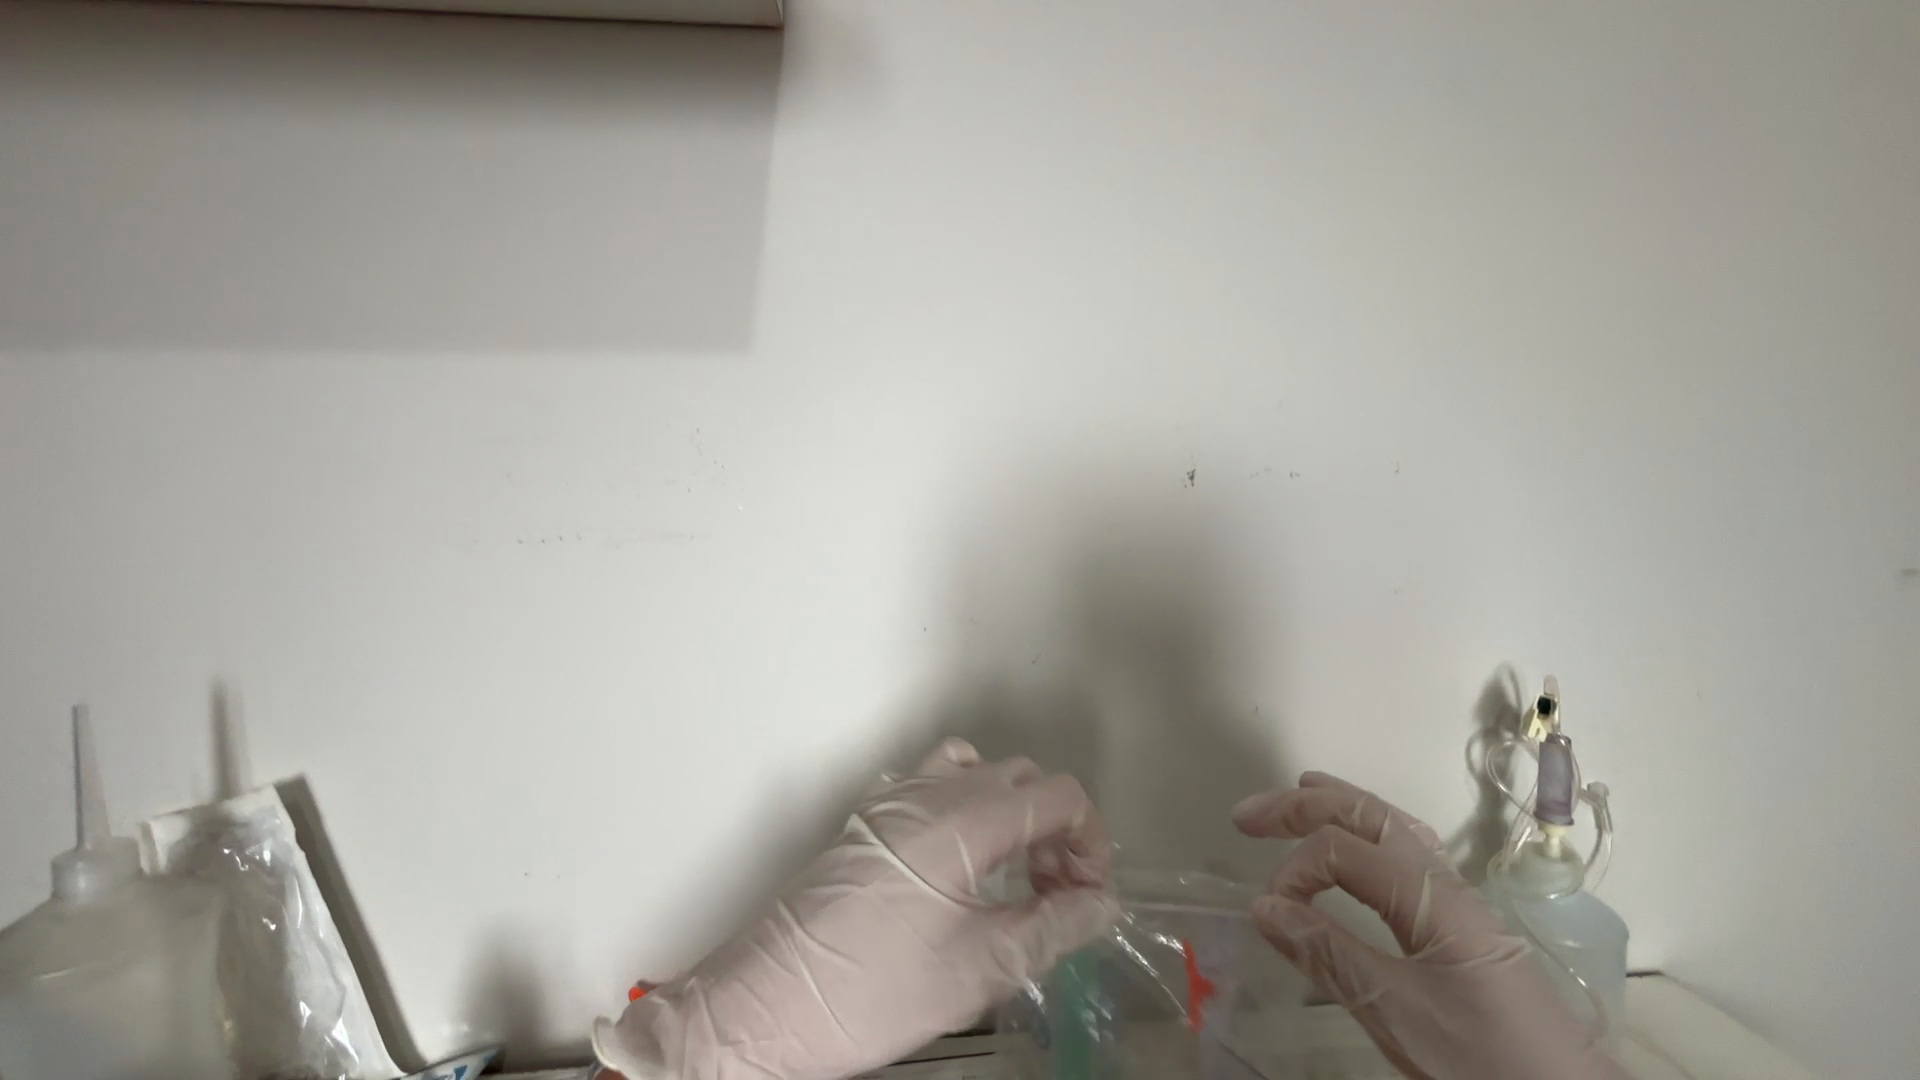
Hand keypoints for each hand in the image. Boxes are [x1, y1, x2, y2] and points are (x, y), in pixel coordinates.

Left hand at [594, 738, 1118, 1079]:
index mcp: (967, 819)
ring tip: (1011, 872)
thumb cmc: (876, 990)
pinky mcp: (870, 815)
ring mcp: (895, 795)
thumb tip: (1100, 904)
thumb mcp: (980, 970)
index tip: (1087, 895)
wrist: (769, 1002)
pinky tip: (958, 860)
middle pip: (1024, 778)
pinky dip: (965, 803)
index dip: (1090, 840)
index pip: (1059, 795)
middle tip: (1055, 893)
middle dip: (1055, 828)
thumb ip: (1053, 926)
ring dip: (1010, 810)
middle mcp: (932, 790)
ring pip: (978, 770)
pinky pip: (932, 781)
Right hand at [1234, 772, 1628, 1079]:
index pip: (1343, 850)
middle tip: (1246, 816)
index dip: (1294, 870)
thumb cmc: (1489, 1068)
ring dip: (1337, 805)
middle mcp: (1446, 883)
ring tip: (1298, 791)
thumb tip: (1262, 907)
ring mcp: (1459, 899)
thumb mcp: (1400, 1017)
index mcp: (1432, 899)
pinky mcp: (1463, 921)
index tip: (1270, 913)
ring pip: (1392, 824)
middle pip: (1368, 816)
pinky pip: (1407, 850)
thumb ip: (1329, 955)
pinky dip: (1366, 830)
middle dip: (1303, 806)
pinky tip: (1355, 843)